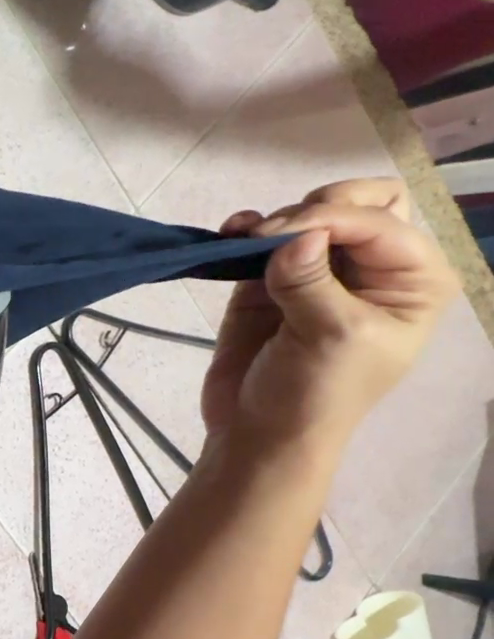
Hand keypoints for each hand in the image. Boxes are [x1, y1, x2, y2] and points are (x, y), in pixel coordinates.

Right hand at [201, 178, 458, 453]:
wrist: (260, 433)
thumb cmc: (314, 392)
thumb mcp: (330, 337)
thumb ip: (311, 283)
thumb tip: (293, 235)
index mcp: (410, 281)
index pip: (380, 223)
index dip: (332, 220)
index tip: (276, 238)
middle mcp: (369, 270)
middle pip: (359, 205)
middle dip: (315, 210)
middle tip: (273, 235)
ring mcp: (315, 276)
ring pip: (309, 218)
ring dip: (276, 220)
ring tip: (242, 238)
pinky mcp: (266, 288)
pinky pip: (262, 246)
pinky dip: (244, 234)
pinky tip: (228, 235)